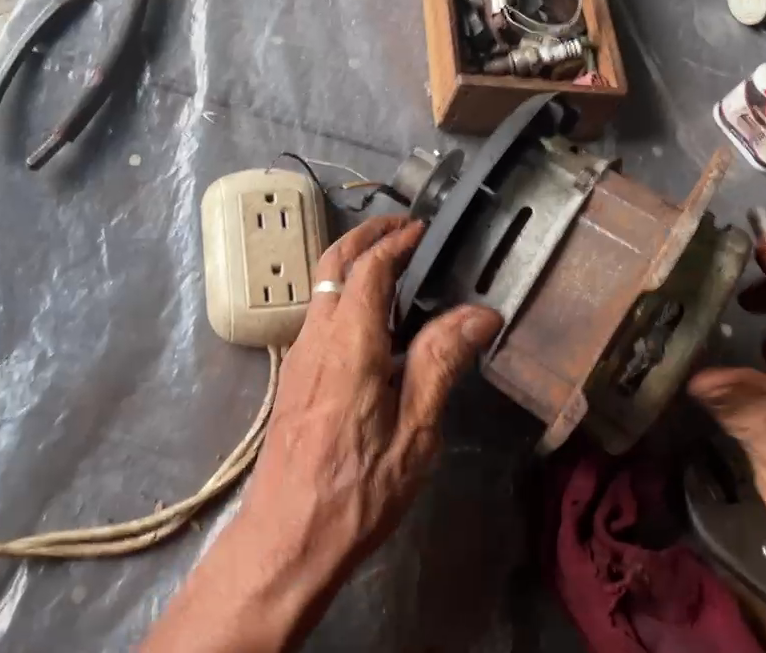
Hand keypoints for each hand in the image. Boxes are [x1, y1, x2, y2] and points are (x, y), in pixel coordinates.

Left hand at [142, 216, 500, 652]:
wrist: (287, 537)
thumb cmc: (358, 489)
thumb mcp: (415, 430)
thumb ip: (442, 362)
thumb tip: (479, 312)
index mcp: (349, 342)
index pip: (368, 267)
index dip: (394, 241)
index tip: (420, 229)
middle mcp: (316, 337)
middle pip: (332, 263)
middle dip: (364, 235)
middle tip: (399, 227)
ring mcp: (299, 357)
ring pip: (321, 288)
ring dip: (351, 262)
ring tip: (390, 263)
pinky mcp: (294, 378)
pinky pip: (319, 314)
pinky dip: (343, 292)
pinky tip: (370, 317)